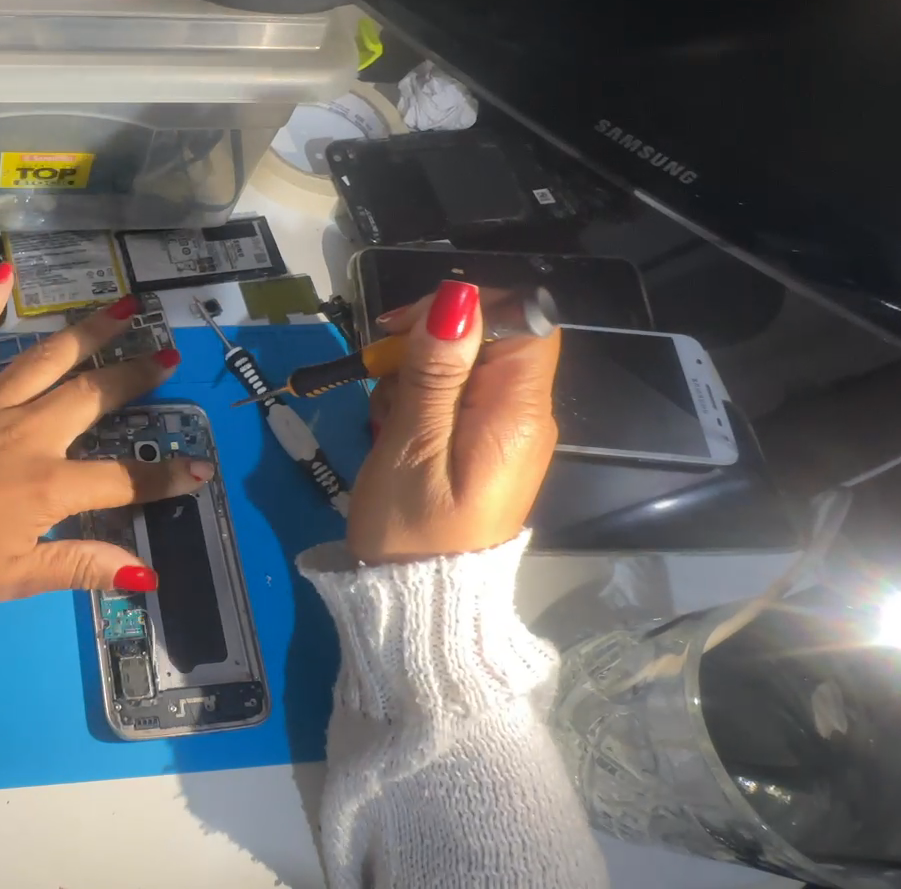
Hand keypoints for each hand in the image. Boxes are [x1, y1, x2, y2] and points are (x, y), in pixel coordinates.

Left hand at [0, 265, 212, 607]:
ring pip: (47, 358)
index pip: (121, 478)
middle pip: (92, 397)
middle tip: (167, 357)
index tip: (200, 469)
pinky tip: (6, 271)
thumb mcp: (13, 578)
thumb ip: (81, 567)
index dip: (165, 476)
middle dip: (136, 377)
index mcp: (46, 484)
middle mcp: (25, 432)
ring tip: (124, 308)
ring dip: (89, 332)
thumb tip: (145, 573)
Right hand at [347, 280, 561, 563]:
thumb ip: (435, 374)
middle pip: (488, 342)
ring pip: (461, 369)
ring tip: (383, 420)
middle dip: (426, 347)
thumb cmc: (410, 529)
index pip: (523, 323)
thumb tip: (458, 301)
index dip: (467, 310)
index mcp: (517, 415)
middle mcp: (523, 416)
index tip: (404, 327)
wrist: (415, 600)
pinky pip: (452, 401)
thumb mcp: (411, 447)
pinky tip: (391, 432)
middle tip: (378, 375)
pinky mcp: (478, 447)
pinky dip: (415, 403)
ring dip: (412, 377)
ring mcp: (502, 433)